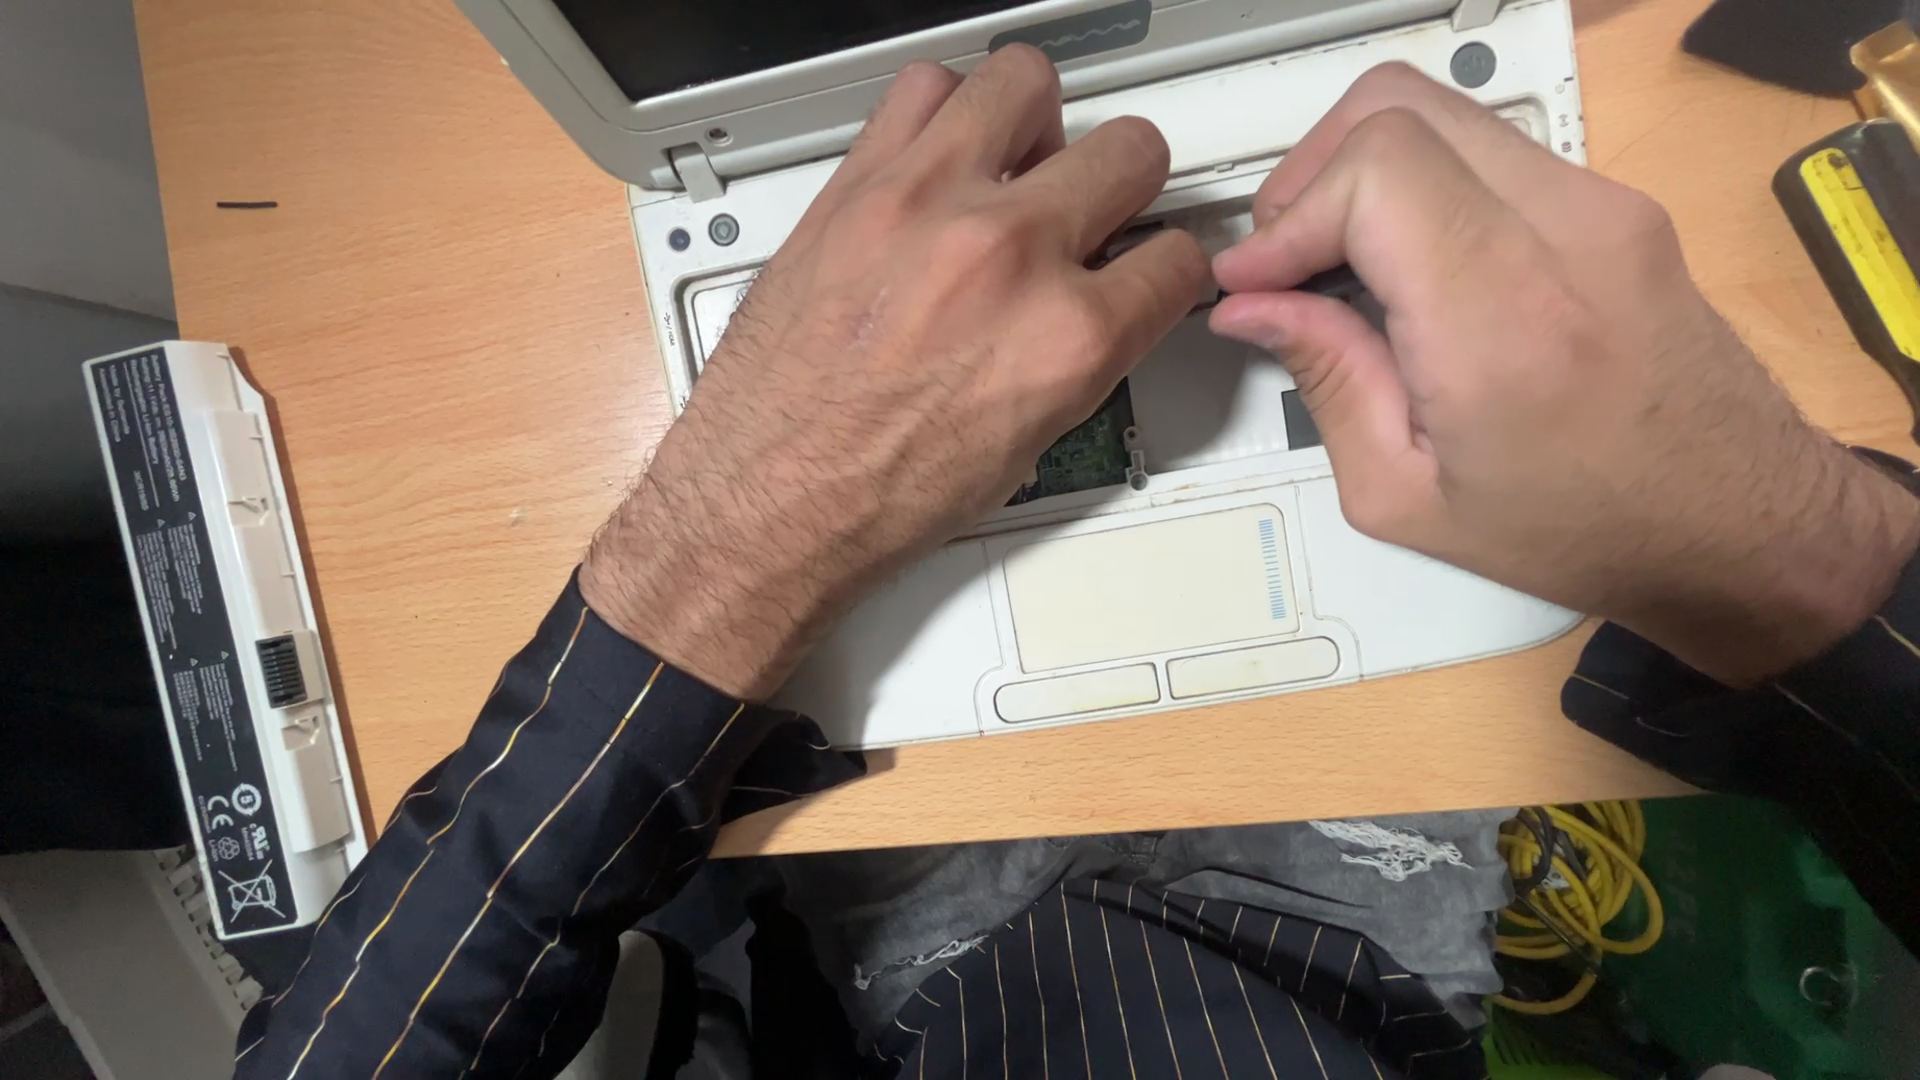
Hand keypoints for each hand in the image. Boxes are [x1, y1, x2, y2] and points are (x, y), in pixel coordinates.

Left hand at [581, 49, 1207, 697]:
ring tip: (1015, 173)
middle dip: (1126, 191)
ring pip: (1030, 83)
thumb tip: (1090, 315)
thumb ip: (1072, 364)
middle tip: (1092, 219)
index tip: (1147, 271)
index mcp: (1065, 341)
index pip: (1175, 261)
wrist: (768, 500)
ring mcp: (928, 208)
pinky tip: (939, 165)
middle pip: (1131, 153)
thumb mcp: (1019, 453)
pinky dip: (945, 115)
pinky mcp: (856, 189)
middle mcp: (1007, 259)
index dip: (1167, 271)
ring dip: (1040, 128)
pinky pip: (924, 89)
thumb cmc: (878, 499)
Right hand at [1210, 63, 1919, 685]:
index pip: (1375, 176)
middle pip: (1397, 110)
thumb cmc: (1568, 528)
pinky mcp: (1607, 205)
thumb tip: (1252, 308)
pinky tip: (1382, 268)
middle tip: (1275, 264)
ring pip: (1435, 113)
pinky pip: (1474, 151)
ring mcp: (1600, 204)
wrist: (1730, 521)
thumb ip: (1323, 379)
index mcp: (1503, 321)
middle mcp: (1567, 232)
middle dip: (1305, 179)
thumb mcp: (1399, 489)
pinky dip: (1401, 189)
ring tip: (1318, 265)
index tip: (1245, 283)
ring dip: (1349, 177)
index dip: (1285, 219)